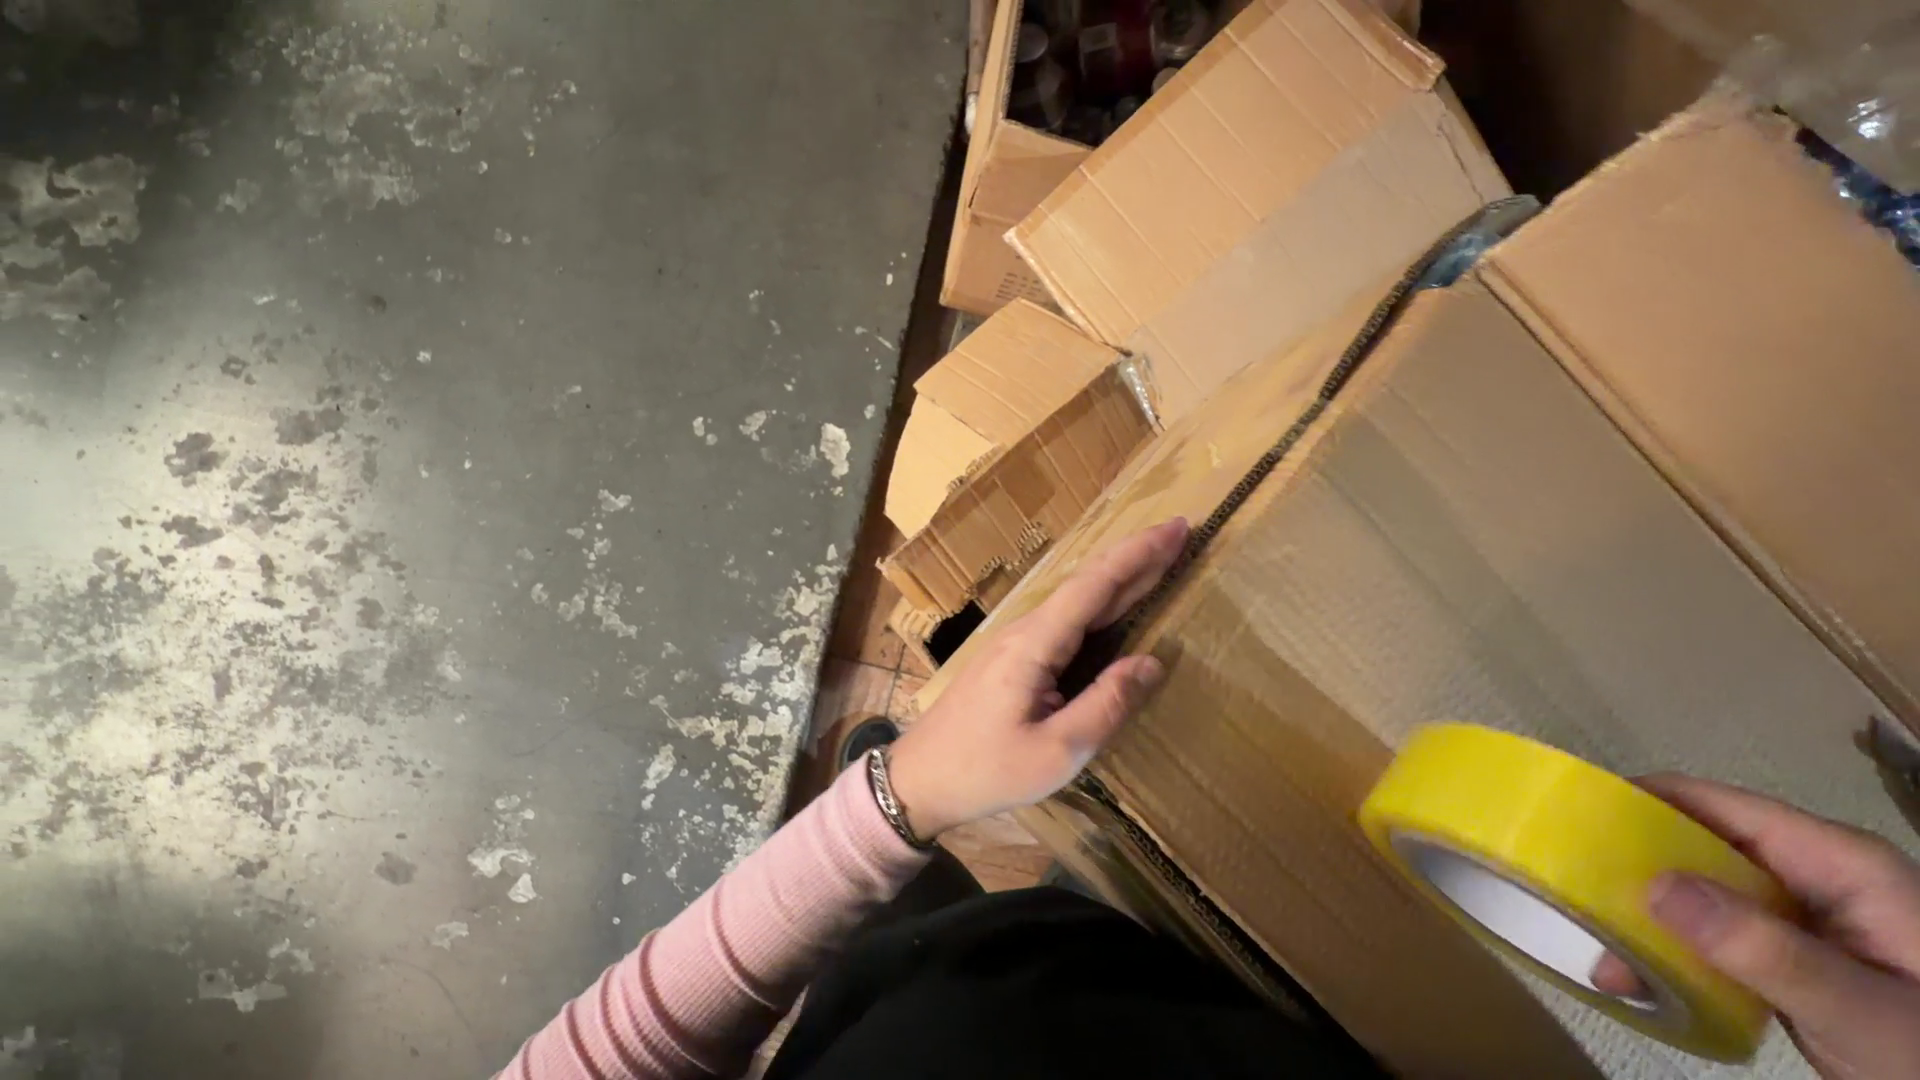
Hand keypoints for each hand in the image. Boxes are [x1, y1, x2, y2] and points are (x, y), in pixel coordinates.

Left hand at [885, 519, 1187, 838]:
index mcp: (1035, 644)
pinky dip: (1098, 607)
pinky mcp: (1011, 660)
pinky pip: (1064, 622)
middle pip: (1087, 585)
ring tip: (1160, 562)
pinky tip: (1114, 610)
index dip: (1138, 555)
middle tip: (1180, 533)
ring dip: (1119, 580)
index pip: (1095, 586)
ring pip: (1075, 602)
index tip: (1176, 527)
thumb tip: (1150, 663)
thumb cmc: (986, 771)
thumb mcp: (1057, 751)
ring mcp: (1015, 643)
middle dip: (1136, 558)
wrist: (919, 779)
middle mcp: (1025, 631)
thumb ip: (1106, 705)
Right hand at [1592, 774, 1919, 1076]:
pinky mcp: (1789, 954)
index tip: (1565, 826)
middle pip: (1693, 845)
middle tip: (1575, 907)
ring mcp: (1800, 915)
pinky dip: (1672, 953)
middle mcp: (1810, 873)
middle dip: (1630, 876)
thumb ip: (1767, 950)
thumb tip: (1653, 886)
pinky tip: (1643, 982)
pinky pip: (1713, 935)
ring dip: (1644, 924)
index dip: (1635, 802)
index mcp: (1834, 859)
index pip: (1710, 803)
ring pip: (1696, 894)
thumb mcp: (1863, 1012)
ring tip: (1607, 966)